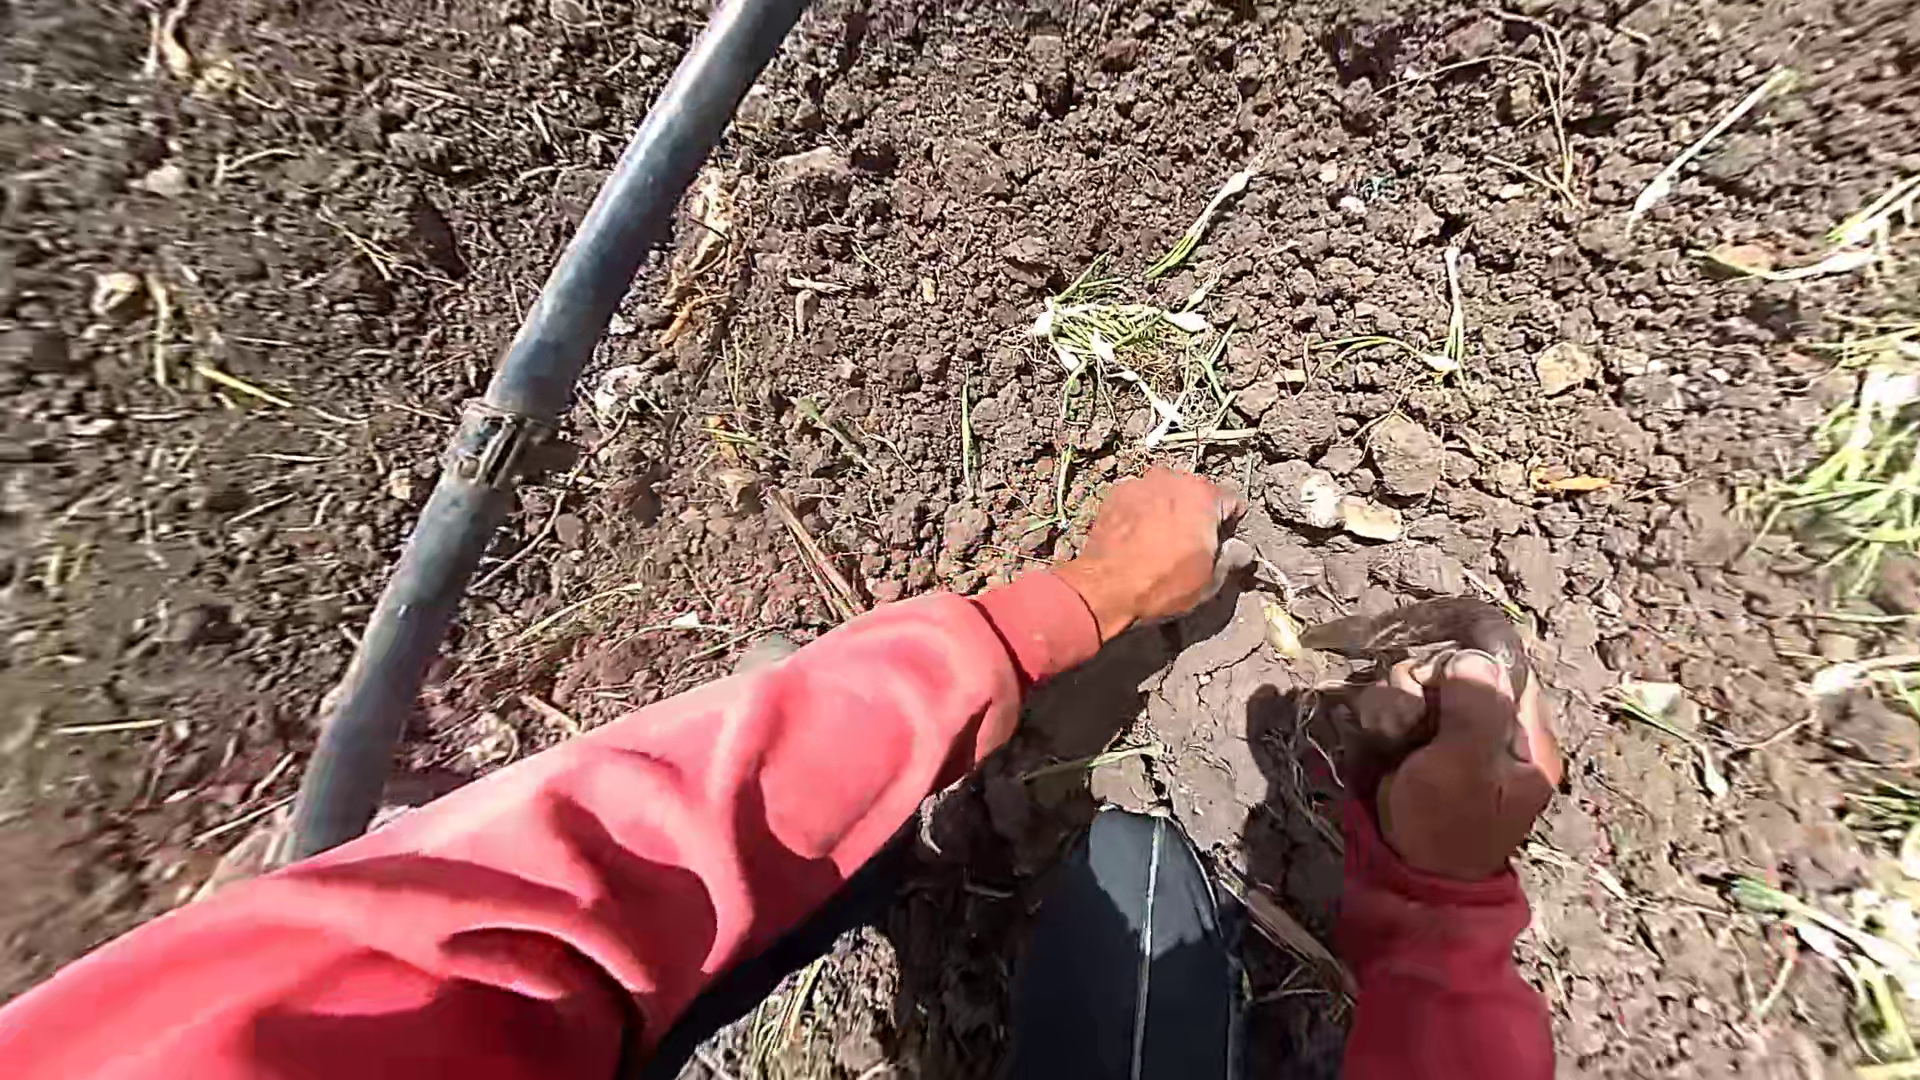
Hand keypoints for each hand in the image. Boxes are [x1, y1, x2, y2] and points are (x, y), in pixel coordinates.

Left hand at [1053, 467, 1247, 641]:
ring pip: (1165, 494)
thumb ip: (1232, 557)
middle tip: (1187, 546)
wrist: (1105, 588)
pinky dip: (1140, 513)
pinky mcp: (1114, 495)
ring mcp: (1139, 484)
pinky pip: (1138, 499)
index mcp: (1203, 495)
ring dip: (1166, 511)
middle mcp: (1171, 480)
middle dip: (1196, 515)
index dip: (1229, 527)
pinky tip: (1135, 538)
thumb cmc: (1160, 585)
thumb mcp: (1210, 580)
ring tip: (1157, 543)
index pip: (1232, 504)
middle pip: (1196, 494)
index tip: (1219, 546)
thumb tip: (1239, 549)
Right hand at [1355, 650, 1561, 879]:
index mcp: (1522, 735)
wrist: (1408, 862)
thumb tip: (1476, 657)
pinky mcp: (1414, 735)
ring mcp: (1448, 730)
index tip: (1441, 680)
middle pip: (1451, 671)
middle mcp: (1487, 725)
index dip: (1469, 665)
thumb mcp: (1466, 768)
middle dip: (1422, 687)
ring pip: (1414, 683)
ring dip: (1395, 702)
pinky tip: (1384, 736)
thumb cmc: (1446, 820)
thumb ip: (1476, 712)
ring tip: (1395, 735)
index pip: (1506, 671)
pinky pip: (1394, 702)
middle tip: (1415, 718)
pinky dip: (1382, 714)